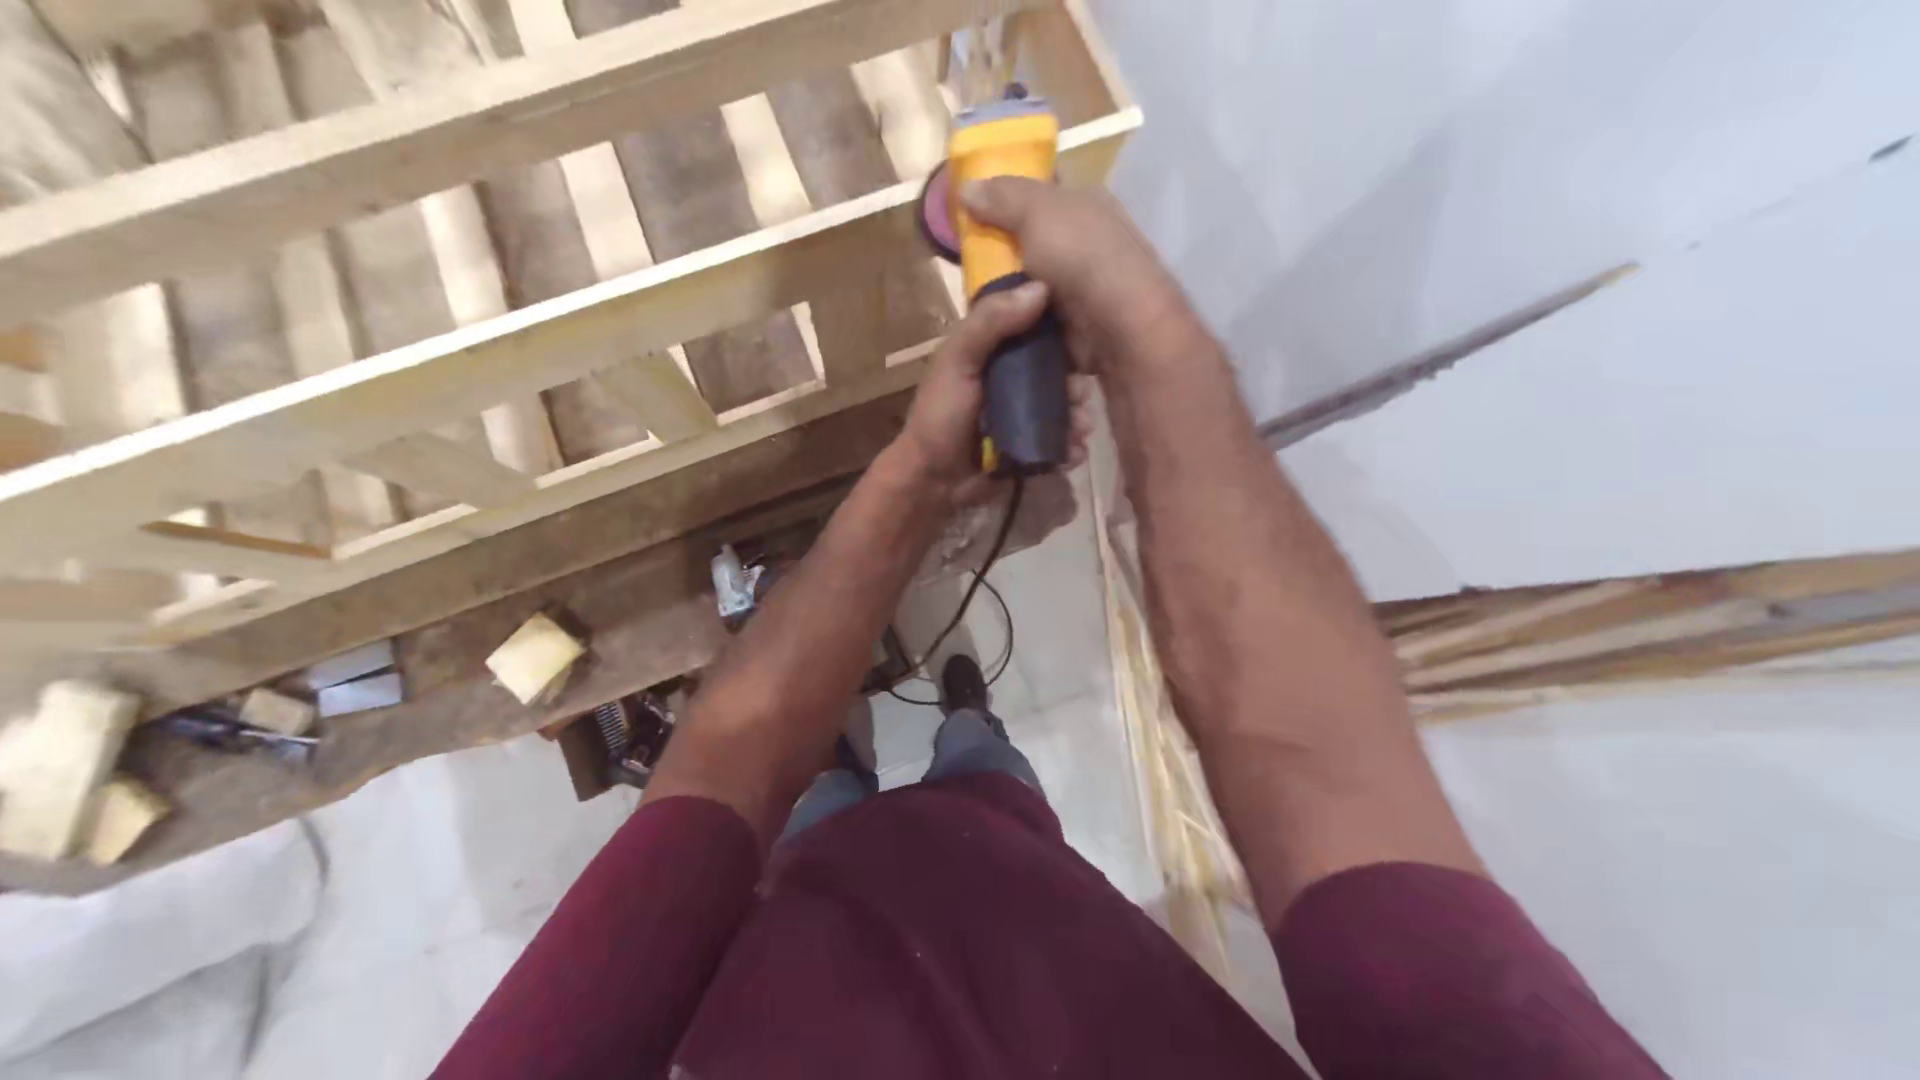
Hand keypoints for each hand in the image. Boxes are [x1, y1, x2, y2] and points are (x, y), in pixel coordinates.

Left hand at [891, 280, 1093, 505]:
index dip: (1063, 330)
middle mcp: (1013, 379)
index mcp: (995, 351)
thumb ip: (991, 323)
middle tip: (1079, 395)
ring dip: (1079, 417)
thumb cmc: (940, 415)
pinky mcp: (1032, 447)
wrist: (933, 480)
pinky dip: (1071, 447)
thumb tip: (1041, 288)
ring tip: (1080, 429)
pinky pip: (1061, 442)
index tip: (1083, 336)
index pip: (1037, 328)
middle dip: (1076, 383)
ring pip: (1065, 408)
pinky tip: (1074, 452)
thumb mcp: (957, 360)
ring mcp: (1024, 415)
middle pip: (1059, 372)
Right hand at [960, 178, 1199, 376]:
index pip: (1042, 191)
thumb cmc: (1080, 254)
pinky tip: (995, 319)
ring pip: (1031, 279)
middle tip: (967, 259)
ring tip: (973, 294)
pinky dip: (1017, 316)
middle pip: (1033, 239)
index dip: (1007, 196)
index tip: (973, 209)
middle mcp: (1088, 239)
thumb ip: (1001, 197)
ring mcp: (1083, 283)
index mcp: (1086, 202)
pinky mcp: (1076, 321)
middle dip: (1001, 249)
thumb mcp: (1037, 210)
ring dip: (1006, 288)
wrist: (1116, 323)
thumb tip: (966, 186)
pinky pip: (1036, 313)